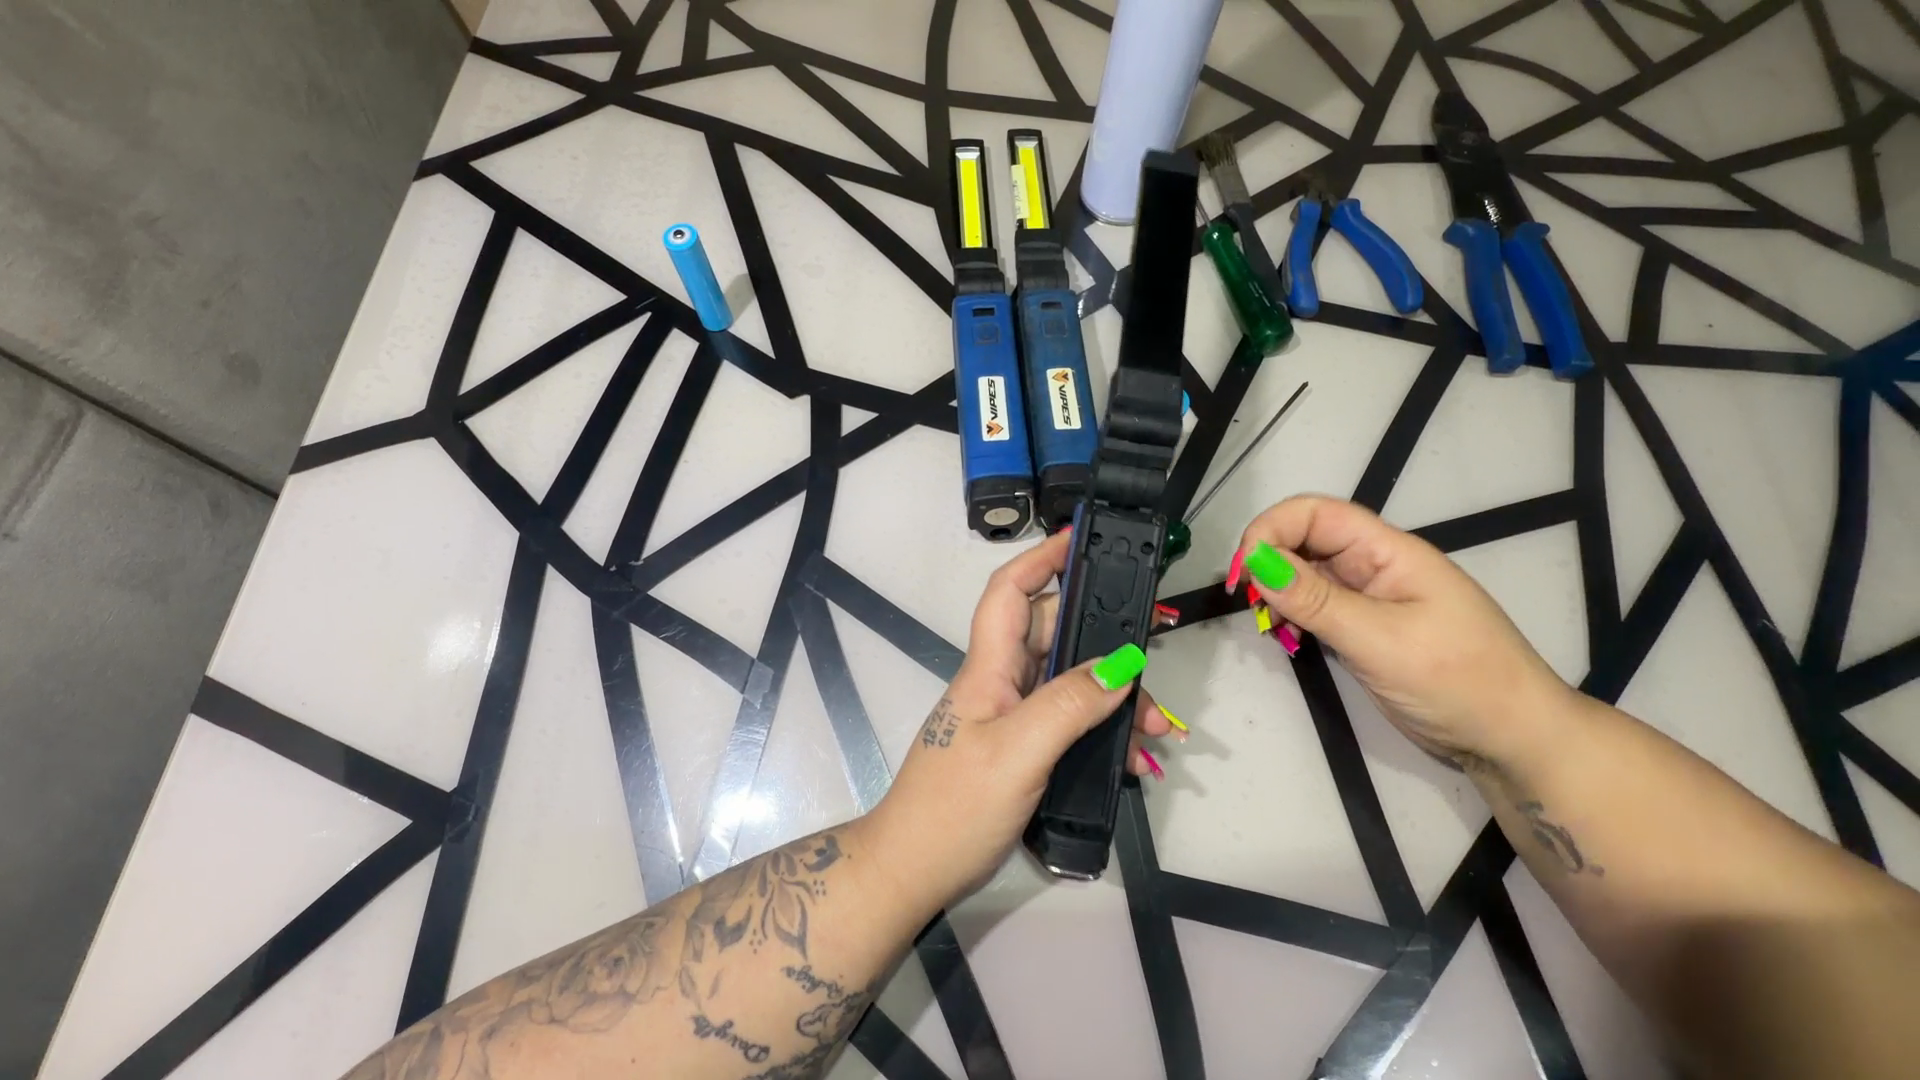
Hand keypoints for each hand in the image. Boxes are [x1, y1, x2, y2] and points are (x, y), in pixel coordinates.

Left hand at [858, 529, 1171, 911]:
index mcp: (988, 669)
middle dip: (1105, 642)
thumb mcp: (1017, 753)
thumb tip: (1122, 664)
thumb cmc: (955, 807)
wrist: (913, 871)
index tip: (1083, 540)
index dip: (1041, 558)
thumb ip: (1068, 705)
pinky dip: (1103, 734)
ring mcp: (1010, 719)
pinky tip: (1133, 759)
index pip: (1009, 593)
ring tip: (1156, 728)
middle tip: (1153, 654)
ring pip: (1070, 685)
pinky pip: (1069, 726)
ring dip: (1114, 698)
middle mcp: (1000, 684)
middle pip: (1054, 637)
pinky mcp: (1021, 751)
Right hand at [1235, 495, 1572, 765]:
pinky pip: (1315, 607)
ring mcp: (1368, 600)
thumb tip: (1256, 561)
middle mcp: (1375, 566)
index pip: (1316, 514)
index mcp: (1388, 552)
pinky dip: (1291, 616)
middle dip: (1268, 562)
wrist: (1512, 740)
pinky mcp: (1364, 630)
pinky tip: (1285, 637)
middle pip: (1305, 540)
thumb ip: (1316, 601)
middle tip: (1251, 605)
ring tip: (1270, 627)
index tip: (1245, 573)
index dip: (1272, 530)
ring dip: (1277, 592)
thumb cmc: (1458, 681)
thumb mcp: (1381, 640)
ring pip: (1305, 575)